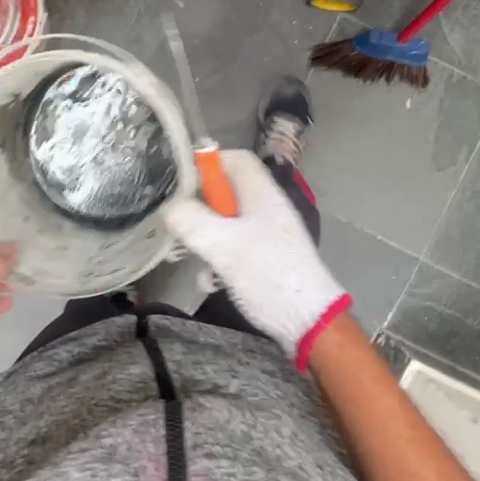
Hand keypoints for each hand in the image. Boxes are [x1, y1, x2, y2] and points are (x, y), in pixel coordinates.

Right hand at [164, 150, 350, 370]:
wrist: (309, 322)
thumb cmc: (269, 275)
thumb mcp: (222, 245)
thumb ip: (191, 221)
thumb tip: (170, 207)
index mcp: (262, 194)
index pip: (234, 159)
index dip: (206, 163)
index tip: (179, 181)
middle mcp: (266, 208)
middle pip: (226, 193)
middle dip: (199, 209)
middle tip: (180, 225)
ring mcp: (267, 235)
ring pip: (226, 224)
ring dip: (206, 241)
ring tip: (196, 260)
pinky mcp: (266, 259)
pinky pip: (234, 249)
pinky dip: (219, 261)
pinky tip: (212, 282)